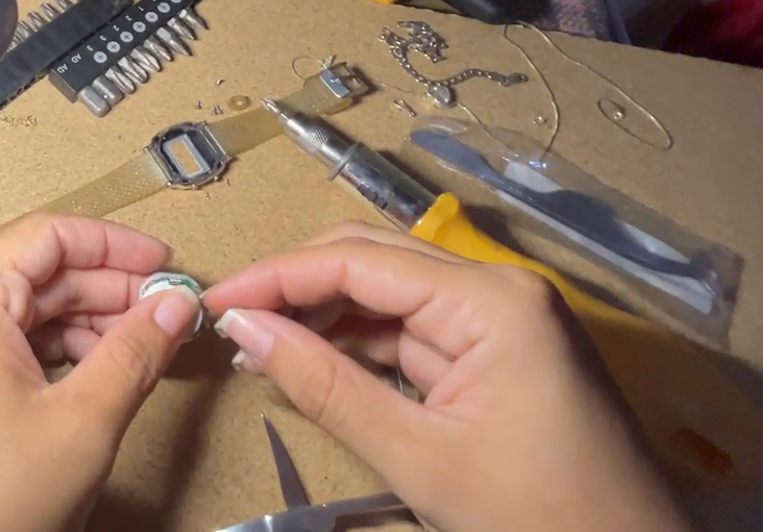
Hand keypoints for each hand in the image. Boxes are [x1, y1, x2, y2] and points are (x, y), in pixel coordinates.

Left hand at [0, 215, 199, 531]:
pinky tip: (105, 365)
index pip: (51, 235)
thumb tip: (177, 305)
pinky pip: (14, 334)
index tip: (167, 264)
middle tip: (170, 309)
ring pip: (31, 303)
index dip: (115, 244)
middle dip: (110, 286)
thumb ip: (135, 352)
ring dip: (91, 317)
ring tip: (148, 342)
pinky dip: (62, 344)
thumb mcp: (81, 422)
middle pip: (43, 269)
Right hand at [201, 223, 690, 531]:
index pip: (355, 263)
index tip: (216, 302)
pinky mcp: (493, 345)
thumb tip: (240, 325)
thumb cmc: (547, 528)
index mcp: (490, 300)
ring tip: (262, 339)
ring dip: (319, 310)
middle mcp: (494, 286)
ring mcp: (497, 314)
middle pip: (367, 258)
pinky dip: (353, 338)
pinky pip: (405, 323)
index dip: (275, 277)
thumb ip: (322, 385)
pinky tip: (311, 354)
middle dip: (294, 285)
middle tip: (234, 317)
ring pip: (381, 287)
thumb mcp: (422, 463)